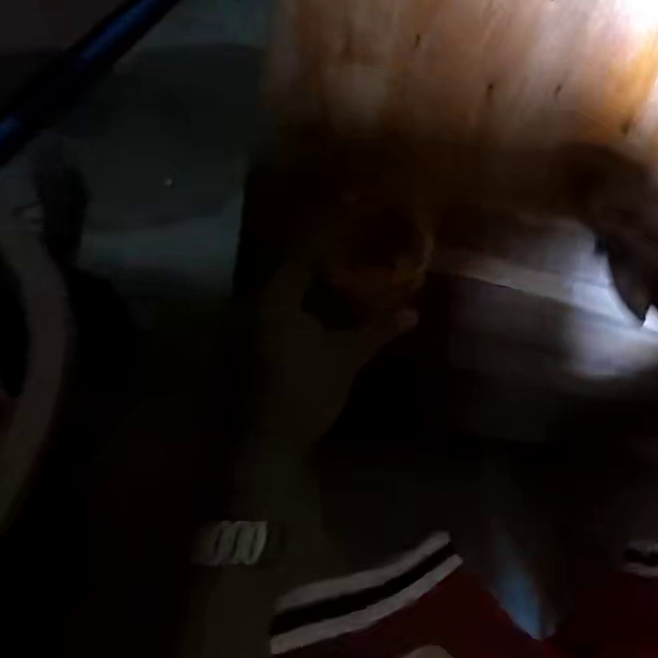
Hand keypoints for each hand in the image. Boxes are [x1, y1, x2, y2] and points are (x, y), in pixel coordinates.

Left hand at [244, 219, 420, 458]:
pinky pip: (279, 306)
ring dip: (314, 274)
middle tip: (355, 233)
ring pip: (285, 287)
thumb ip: (377, 330)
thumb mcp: (345, 360)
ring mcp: (244, 327)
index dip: (331, 225)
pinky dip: (304, 298)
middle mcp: (252, 305)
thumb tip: (413, 311)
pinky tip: (325, 303)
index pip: (304, 249)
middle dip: (324, 247)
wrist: (256, 454)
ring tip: (345, 263)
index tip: (353, 203)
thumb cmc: (301, 398)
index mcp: (273, 300)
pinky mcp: (245, 346)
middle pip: (292, 263)